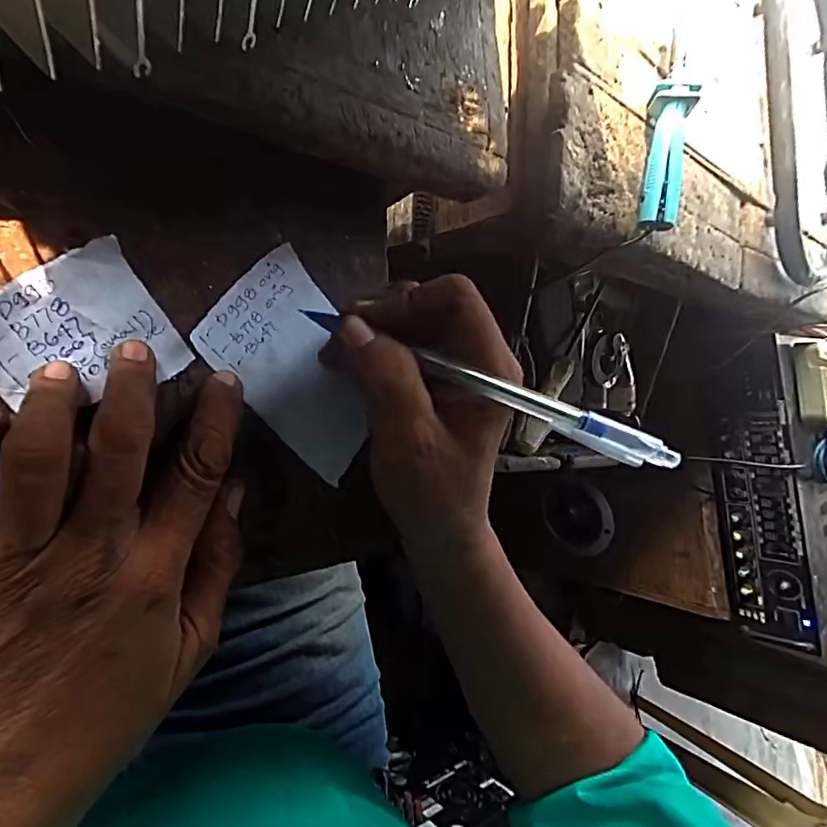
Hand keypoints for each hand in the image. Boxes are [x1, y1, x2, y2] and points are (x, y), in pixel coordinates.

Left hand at [0, 344, 245, 826]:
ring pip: (31, 462)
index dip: (214, 420)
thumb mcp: (188, 652)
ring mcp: (10, 563)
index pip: (193, 477)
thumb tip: (232, 493)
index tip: (222, 379)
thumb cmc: (104, 714)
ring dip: (50, 406)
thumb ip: (217, 569)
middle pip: (115, 452)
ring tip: (63, 372)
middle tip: (134, 349)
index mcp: (150, 577)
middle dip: (132, 390)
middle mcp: (85, 558)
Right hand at [325, 275, 521, 545]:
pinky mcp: (438, 376)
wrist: (441, 530)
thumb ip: (388, 379)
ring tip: (336, 355)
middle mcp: (479, 356)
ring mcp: (459, 365)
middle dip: (383, 315)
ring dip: (373, 331)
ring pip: (414, 318)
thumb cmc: (434, 493)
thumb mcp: (409, 439)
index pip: (457, 297)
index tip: (365, 327)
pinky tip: (348, 365)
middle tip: (339, 339)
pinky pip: (405, 343)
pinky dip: (374, 348)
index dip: (408, 301)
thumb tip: (354, 326)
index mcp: (490, 366)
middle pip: (432, 302)